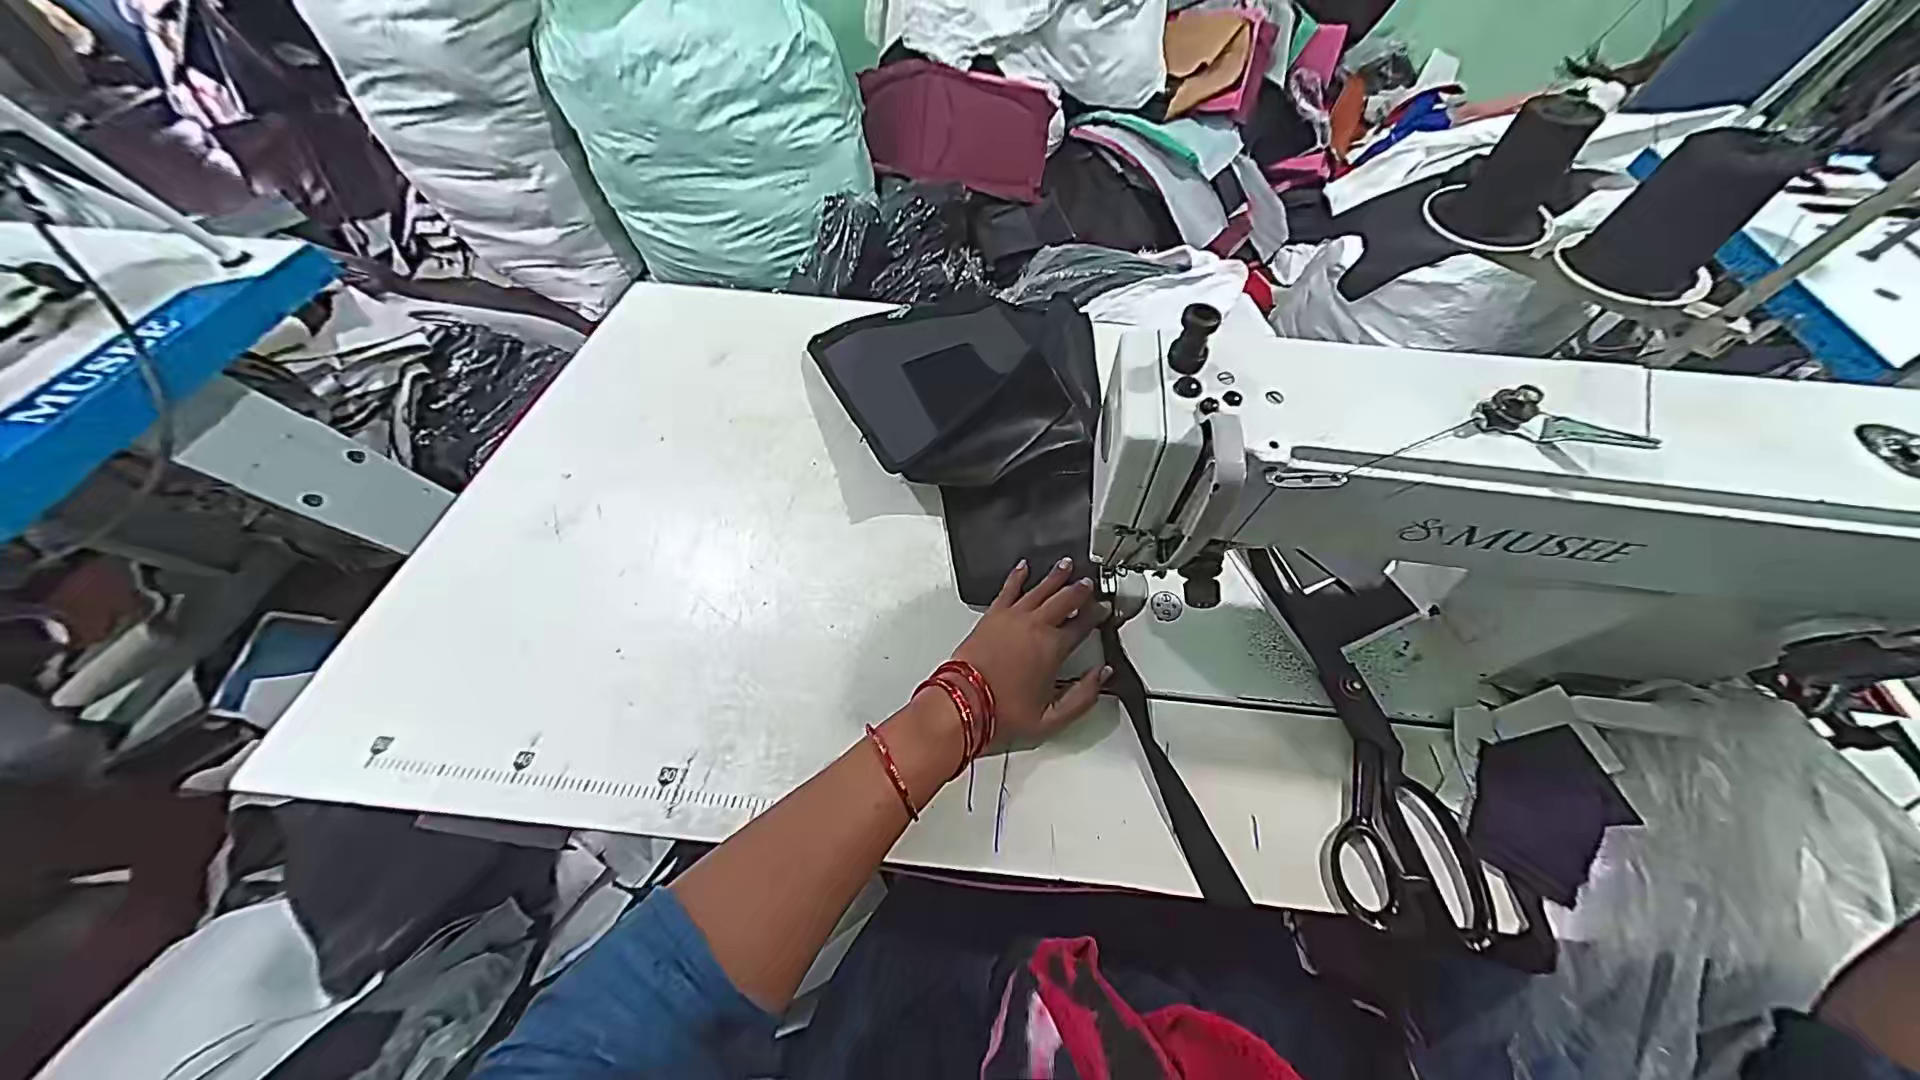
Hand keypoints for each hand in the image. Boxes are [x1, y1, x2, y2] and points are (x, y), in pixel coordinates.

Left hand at [951, 558, 1112, 747]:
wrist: (964, 702)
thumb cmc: (1001, 711)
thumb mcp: (1052, 718)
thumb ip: (1083, 696)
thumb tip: (1101, 678)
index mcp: (1053, 648)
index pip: (1083, 624)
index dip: (1096, 614)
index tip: (1103, 610)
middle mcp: (1035, 626)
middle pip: (1065, 599)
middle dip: (1080, 590)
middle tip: (1089, 584)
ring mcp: (1012, 617)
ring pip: (1040, 588)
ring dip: (1056, 576)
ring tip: (1066, 565)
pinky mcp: (992, 616)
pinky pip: (1009, 588)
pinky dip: (1018, 575)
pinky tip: (1023, 567)